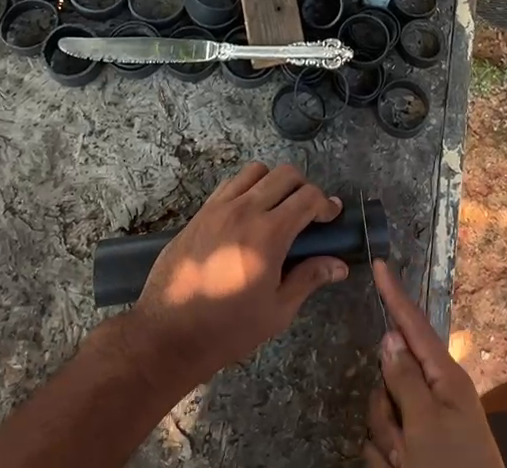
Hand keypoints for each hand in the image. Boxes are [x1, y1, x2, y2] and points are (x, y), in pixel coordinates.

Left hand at [129, 163, 347, 383]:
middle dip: (304, 188)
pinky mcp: (200, 213)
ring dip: (274, 183)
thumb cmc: (227, 329)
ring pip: (256, 171)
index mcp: (268, 234)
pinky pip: (230, 184)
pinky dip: (247, 188)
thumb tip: (339, 264)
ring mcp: (218, 208)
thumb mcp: (277, 311)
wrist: (167, 335)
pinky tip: (248, 214)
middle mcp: (244, 211)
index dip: (326, 204)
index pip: (308, 197)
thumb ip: (309, 279)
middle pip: (285, 175)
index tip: (331, 217)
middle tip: (308, 213)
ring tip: (277, 209)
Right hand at [362, 260, 502, 467]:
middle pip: (388, 378)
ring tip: (410, 465)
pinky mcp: (409, 456)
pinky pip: (378, 448)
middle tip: (406, 441)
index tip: (380, 263)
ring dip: (388, 443)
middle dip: (386, 409)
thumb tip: (390, 336)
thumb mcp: (427, 422)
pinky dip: (387, 464)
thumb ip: (404, 379)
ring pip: (379, 416)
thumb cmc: (454, 467)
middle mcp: (432, 397)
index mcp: (445, 378)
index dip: (395, 295)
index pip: (414, 326)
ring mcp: (420, 428)